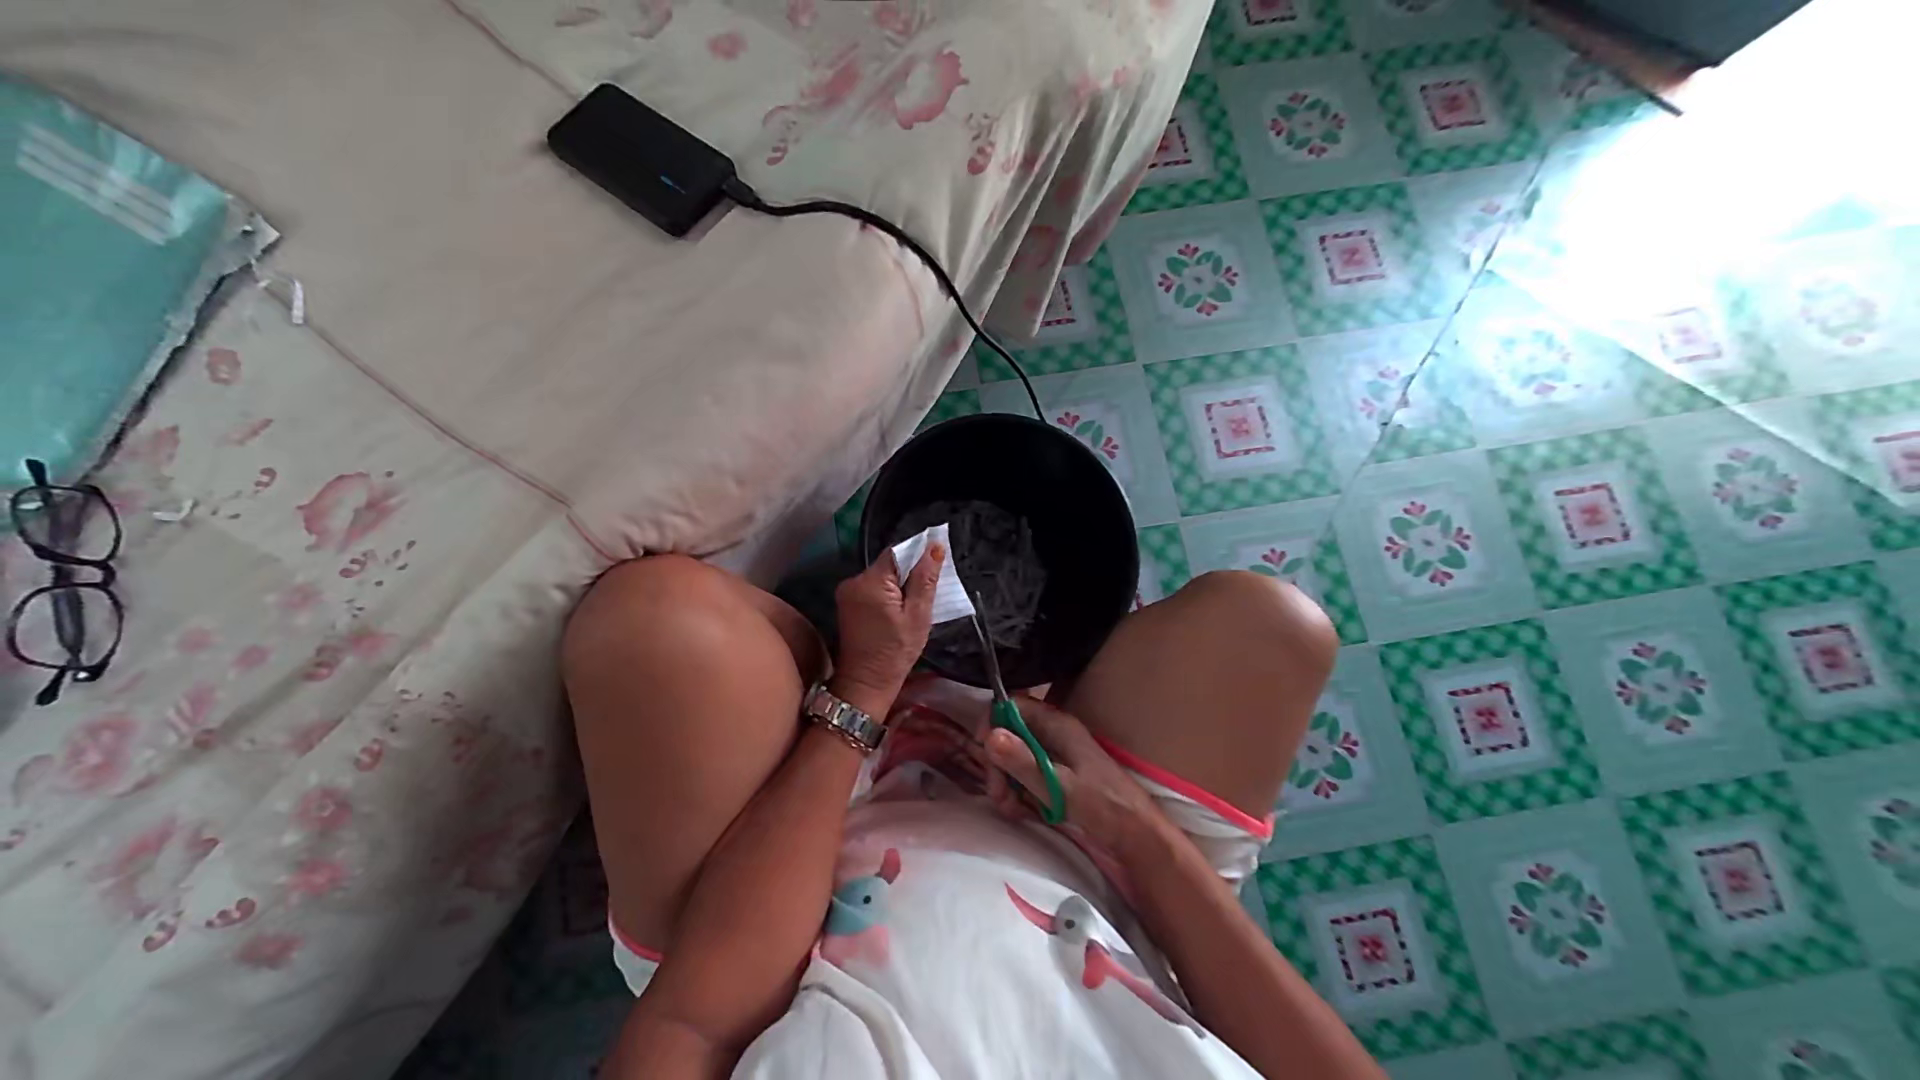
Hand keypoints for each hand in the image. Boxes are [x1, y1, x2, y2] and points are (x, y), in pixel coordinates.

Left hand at [831, 543, 942, 709]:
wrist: (866, 684)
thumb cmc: (896, 652)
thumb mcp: (918, 616)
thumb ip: (924, 579)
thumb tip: (934, 547)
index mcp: (871, 581)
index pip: (896, 553)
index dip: (916, 555)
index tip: (933, 568)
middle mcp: (853, 581)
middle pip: (887, 564)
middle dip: (908, 573)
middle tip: (927, 592)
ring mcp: (846, 592)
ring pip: (880, 576)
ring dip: (897, 585)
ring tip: (913, 604)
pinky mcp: (846, 603)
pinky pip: (871, 588)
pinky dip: (886, 594)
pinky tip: (897, 611)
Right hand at [981, 696, 1167, 856]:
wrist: (1136, 834)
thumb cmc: (1102, 805)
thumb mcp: (1058, 785)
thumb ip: (1023, 761)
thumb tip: (990, 736)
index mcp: (1058, 725)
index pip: (1014, 705)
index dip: (994, 721)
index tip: (984, 749)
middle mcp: (1055, 735)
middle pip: (1011, 733)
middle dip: (998, 762)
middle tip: (998, 794)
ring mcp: (1057, 756)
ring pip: (1016, 758)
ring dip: (1006, 782)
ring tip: (1009, 808)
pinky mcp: (1058, 777)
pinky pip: (1027, 776)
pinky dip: (1019, 792)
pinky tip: (1020, 812)